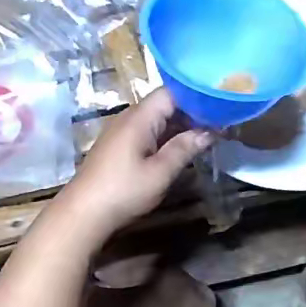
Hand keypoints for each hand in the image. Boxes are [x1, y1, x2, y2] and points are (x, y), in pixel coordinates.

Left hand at [44, 87, 212, 246]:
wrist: (83, 214)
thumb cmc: (124, 191)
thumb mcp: (160, 172)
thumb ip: (185, 148)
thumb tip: (211, 131)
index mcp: (140, 117)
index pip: (172, 92)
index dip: (197, 95)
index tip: (221, 104)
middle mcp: (130, 118)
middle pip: (165, 104)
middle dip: (193, 112)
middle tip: (222, 122)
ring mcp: (123, 132)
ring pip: (158, 120)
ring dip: (182, 127)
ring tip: (210, 135)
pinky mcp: (120, 147)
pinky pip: (149, 132)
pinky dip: (168, 137)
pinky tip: (183, 149)